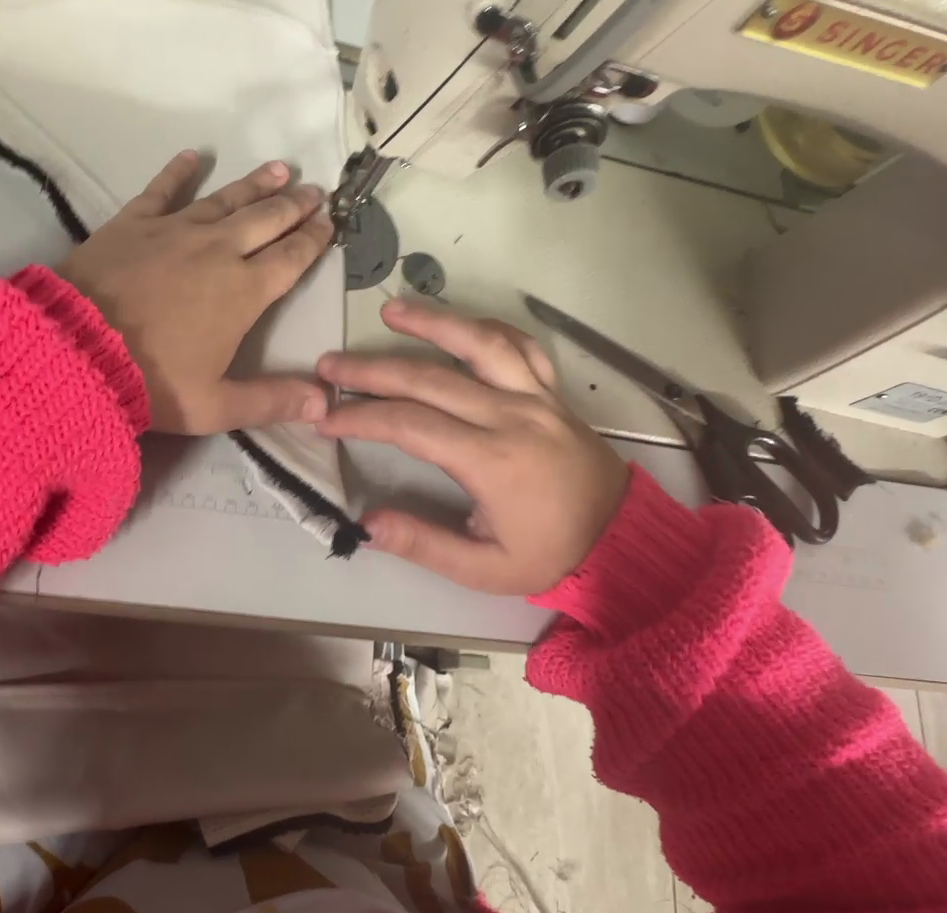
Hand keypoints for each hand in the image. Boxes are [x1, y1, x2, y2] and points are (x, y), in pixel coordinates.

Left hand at [58, 151, 334, 434]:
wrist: (78, 350)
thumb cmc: (153, 383)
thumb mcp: (215, 406)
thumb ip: (271, 401)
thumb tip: (324, 402)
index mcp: (243, 293)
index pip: (290, 259)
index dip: (313, 240)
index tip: (331, 223)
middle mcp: (217, 251)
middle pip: (265, 220)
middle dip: (294, 205)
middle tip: (315, 191)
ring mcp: (174, 231)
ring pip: (225, 199)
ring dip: (255, 184)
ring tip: (280, 168)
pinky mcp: (133, 223)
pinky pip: (163, 189)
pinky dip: (180, 171)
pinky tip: (194, 155)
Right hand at [316, 298, 629, 594]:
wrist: (621, 537)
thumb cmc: (549, 554)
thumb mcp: (484, 569)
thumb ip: (423, 544)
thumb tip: (367, 524)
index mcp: (491, 460)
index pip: (410, 425)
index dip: (362, 417)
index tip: (325, 418)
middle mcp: (511, 416)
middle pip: (430, 379)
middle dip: (372, 369)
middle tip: (329, 366)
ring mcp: (536, 397)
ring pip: (479, 344)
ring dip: (432, 323)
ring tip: (389, 310)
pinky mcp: (552, 393)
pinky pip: (520, 347)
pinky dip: (488, 328)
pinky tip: (460, 324)